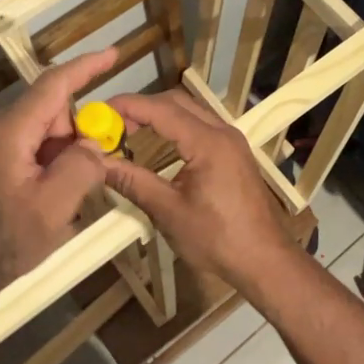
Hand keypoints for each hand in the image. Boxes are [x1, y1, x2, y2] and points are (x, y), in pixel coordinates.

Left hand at [0, 48, 118, 313]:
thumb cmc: (6, 242)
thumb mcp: (54, 207)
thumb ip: (81, 167)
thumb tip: (95, 145)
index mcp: (9, 133)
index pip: (52, 86)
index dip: (85, 68)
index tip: (114, 54)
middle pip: (52, 110)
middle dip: (80, 131)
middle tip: (97, 166)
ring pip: (45, 130)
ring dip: (67, 151)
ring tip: (69, 193)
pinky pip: (33, 146)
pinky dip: (53, 161)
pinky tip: (57, 193)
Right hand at [99, 90, 299, 291]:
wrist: (264, 261)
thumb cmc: (217, 239)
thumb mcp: (168, 211)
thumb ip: (133, 182)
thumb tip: (98, 163)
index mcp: (208, 143)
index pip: (161, 110)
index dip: (128, 106)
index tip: (99, 111)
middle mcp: (223, 133)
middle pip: (177, 103)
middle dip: (142, 107)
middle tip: (112, 124)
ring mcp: (232, 142)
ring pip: (191, 112)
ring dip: (160, 115)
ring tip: (129, 131)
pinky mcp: (235, 154)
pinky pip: (202, 127)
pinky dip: (177, 127)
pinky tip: (159, 145)